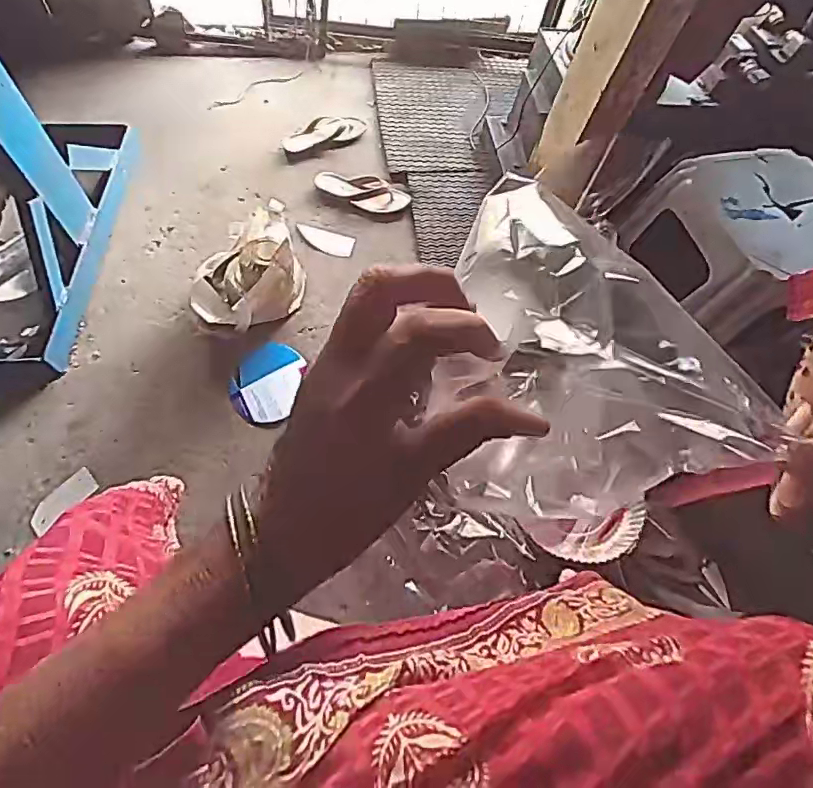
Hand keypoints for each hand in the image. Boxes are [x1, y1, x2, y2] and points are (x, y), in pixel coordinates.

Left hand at [251, 266, 548, 606]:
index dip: (469, 331)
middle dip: (434, 283)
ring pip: (366, 293)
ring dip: (415, 291)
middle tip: (471, 312)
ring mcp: (328, 356)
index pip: (420, 330)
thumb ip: (472, 431)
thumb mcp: (417, 472)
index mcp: (365, 389)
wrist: (279, 529)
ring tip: (452, 320)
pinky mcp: (325, 363)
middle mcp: (342, 358)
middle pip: (380, 285)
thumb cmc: (349, 509)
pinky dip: (400, 310)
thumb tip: (534, 419)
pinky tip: (425, 345)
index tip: (495, 354)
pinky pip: (363, 314)